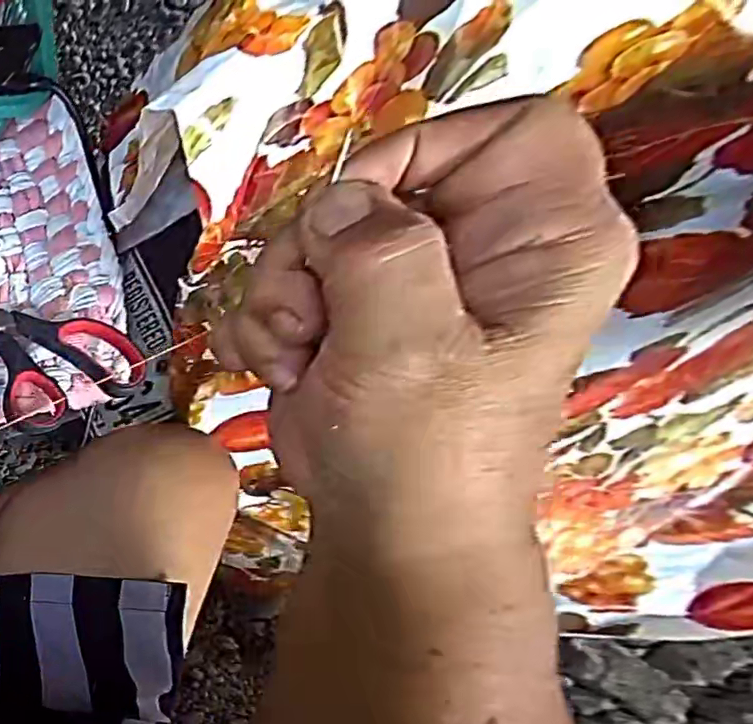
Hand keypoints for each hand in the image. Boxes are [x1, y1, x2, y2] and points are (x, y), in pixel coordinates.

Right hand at [211, 97, 636, 526]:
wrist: (379, 519)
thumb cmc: (418, 446)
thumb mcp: (410, 345)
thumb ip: (381, 255)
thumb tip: (335, 203)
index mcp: (532, 242)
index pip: (496, 134)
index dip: (414, 153)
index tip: (343, 213)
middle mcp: (460, 259)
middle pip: (366, 199)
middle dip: (309, 258)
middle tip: (303, 318)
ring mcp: (388, 298)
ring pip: (304, 253)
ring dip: (274, 304)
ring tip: (294, 361)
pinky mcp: (334, 330)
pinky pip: (275, 299)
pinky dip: (259, 332)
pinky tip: (275, 370)